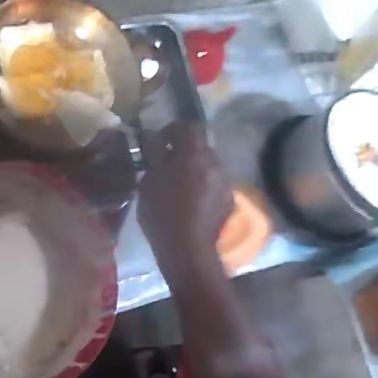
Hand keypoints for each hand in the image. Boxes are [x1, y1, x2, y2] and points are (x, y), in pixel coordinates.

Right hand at [139, 122, 234, 281]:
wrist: (189, 250)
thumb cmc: (162, 214)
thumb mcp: (149, 182)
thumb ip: (156, 157)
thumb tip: (157, 142)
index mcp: (194, 153)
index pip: (185, 127)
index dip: (169, 132)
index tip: (158, 144)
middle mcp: (215, 162)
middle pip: (199, 146)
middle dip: (184, 151)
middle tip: (167, 165)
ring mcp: (226, 181)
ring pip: (208, 166)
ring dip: (195, 169)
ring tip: (179, 185)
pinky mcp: (229, 200)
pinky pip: (214, 184)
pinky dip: (203, 186)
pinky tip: (192, 203)